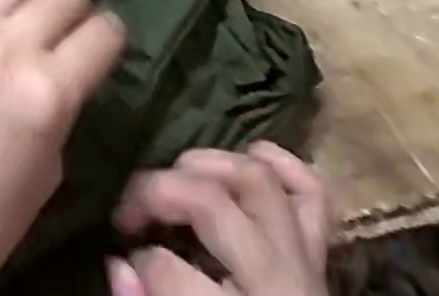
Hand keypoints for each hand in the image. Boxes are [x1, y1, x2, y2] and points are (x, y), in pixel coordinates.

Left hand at [0, 0, 127, 294]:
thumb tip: (72, 66)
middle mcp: (10, 46)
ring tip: (27, 14)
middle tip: (67, 35)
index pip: (104, 31)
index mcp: (48, 93)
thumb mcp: (50, 167)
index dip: (112, 39)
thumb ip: (64, 104)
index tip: (105, 48)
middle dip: (78, 12)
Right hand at [106, 143, 331, 295]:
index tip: (124, 259)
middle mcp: (283, 286)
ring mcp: (308, 268)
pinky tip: (249, 156)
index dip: (135, 258)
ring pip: (259, 182)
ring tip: (175, 178)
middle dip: (157, 192)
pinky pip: (314, 195)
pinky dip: (282, 166)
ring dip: (208, 165)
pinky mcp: (322, 260)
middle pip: (213, 205)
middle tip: (129, 210)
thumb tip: (116, 263)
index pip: (170, 269)